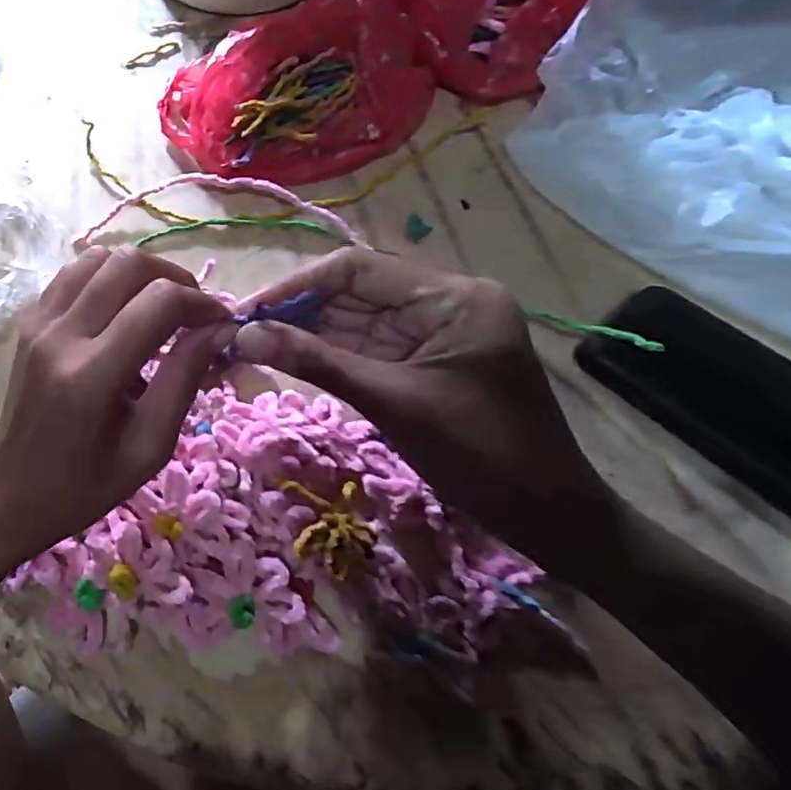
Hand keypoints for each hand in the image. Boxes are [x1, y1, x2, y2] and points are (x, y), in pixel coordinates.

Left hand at [0, 247, 232, 567]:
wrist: (13, 491)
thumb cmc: (87, 484)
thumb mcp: (150, 446)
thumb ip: (185, 378)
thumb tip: (219, 328)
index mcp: (91, 375)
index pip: (159, 303)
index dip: (201, 304)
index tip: (221, 324)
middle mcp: (60, 335)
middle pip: (129, 264)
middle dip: (175, 278)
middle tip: (193, 313)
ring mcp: (38, 322)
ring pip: (99, 258)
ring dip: (141, 273)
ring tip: (160, 307)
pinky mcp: (28, 320)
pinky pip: (74, 273)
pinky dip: (108, 278)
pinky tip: (122, 311)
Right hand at [232, 248, 618, 569]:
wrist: (551, 520)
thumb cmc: (482, 457)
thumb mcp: (392, 403)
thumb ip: (317, 362)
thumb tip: (245, 334)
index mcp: (452, 297)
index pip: (357, 269)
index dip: (296, 286)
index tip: (248, 310)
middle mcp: (443, 302)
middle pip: (352, 292)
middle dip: (295, 310)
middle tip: (239, 331)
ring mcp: (433, 331)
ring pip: (353, 319)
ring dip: (304, 332)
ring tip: (250, 345)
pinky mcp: (423, 359)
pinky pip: (365, 346)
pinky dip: (326, 353)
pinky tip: (286, 359)